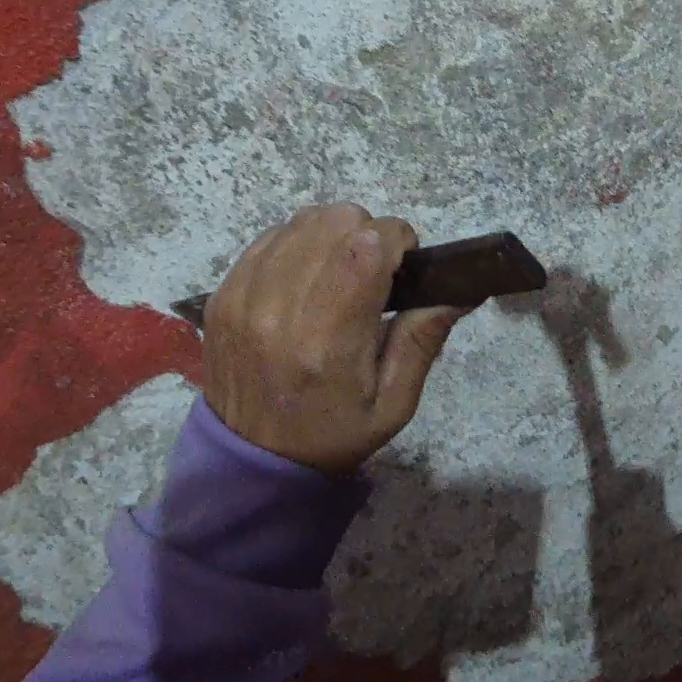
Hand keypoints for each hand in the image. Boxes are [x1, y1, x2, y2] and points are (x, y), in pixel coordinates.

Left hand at [197, 203, 471, 474]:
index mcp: (329, 340)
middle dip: (367, 233)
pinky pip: (270, 236)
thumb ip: (423, 340)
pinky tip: (306, 276)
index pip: (367, 246)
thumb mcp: (393, 404)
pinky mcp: (222, 293)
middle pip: (337, 221)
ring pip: (304, 220)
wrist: (249, 461)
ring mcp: (244, 297)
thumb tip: (460, 289)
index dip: (396, 239)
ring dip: (333, 234)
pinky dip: (298, 244)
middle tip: (373, 271)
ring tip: (339, 271)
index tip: (403, 264)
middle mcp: (280, 309)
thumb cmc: (332, 433)